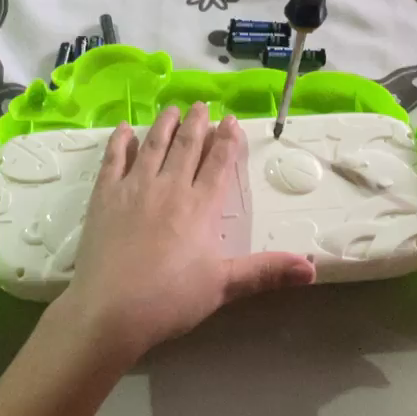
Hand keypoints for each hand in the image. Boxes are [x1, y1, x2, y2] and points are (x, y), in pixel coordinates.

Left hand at [56, 103, 314, 362]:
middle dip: (196, 124)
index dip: (227, 141)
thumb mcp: (223, 286)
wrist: (111, 309)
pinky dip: (120, 141)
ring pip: (153, 145)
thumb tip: (311, 269)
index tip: (231, 121)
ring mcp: (134, 187)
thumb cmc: (171, 299)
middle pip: (186, 147)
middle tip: (202, 105)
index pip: (218, 164)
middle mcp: (170, 187)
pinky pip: (114, 159)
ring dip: (164, 124)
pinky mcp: (105, 195)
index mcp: (201, 206)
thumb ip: (265, 272)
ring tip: (172, 109)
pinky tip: (124, 129)